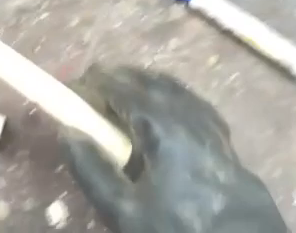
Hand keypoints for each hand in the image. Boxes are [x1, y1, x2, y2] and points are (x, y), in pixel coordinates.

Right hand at [63, 66, 287, 232]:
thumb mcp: (126, 214)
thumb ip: (93, 170)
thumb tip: (68, 131)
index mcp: (162, 124)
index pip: (117, 87)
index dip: (89, 85)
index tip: (69, 91)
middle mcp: (188, 114)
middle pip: (145, 80)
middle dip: (114, 80)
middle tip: (90, 94)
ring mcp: (212, 127)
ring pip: (171, 89)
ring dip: (141, 86)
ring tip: (120, 98)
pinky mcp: (227, 144)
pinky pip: (191, 104)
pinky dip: (168, 99)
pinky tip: (164, 116)